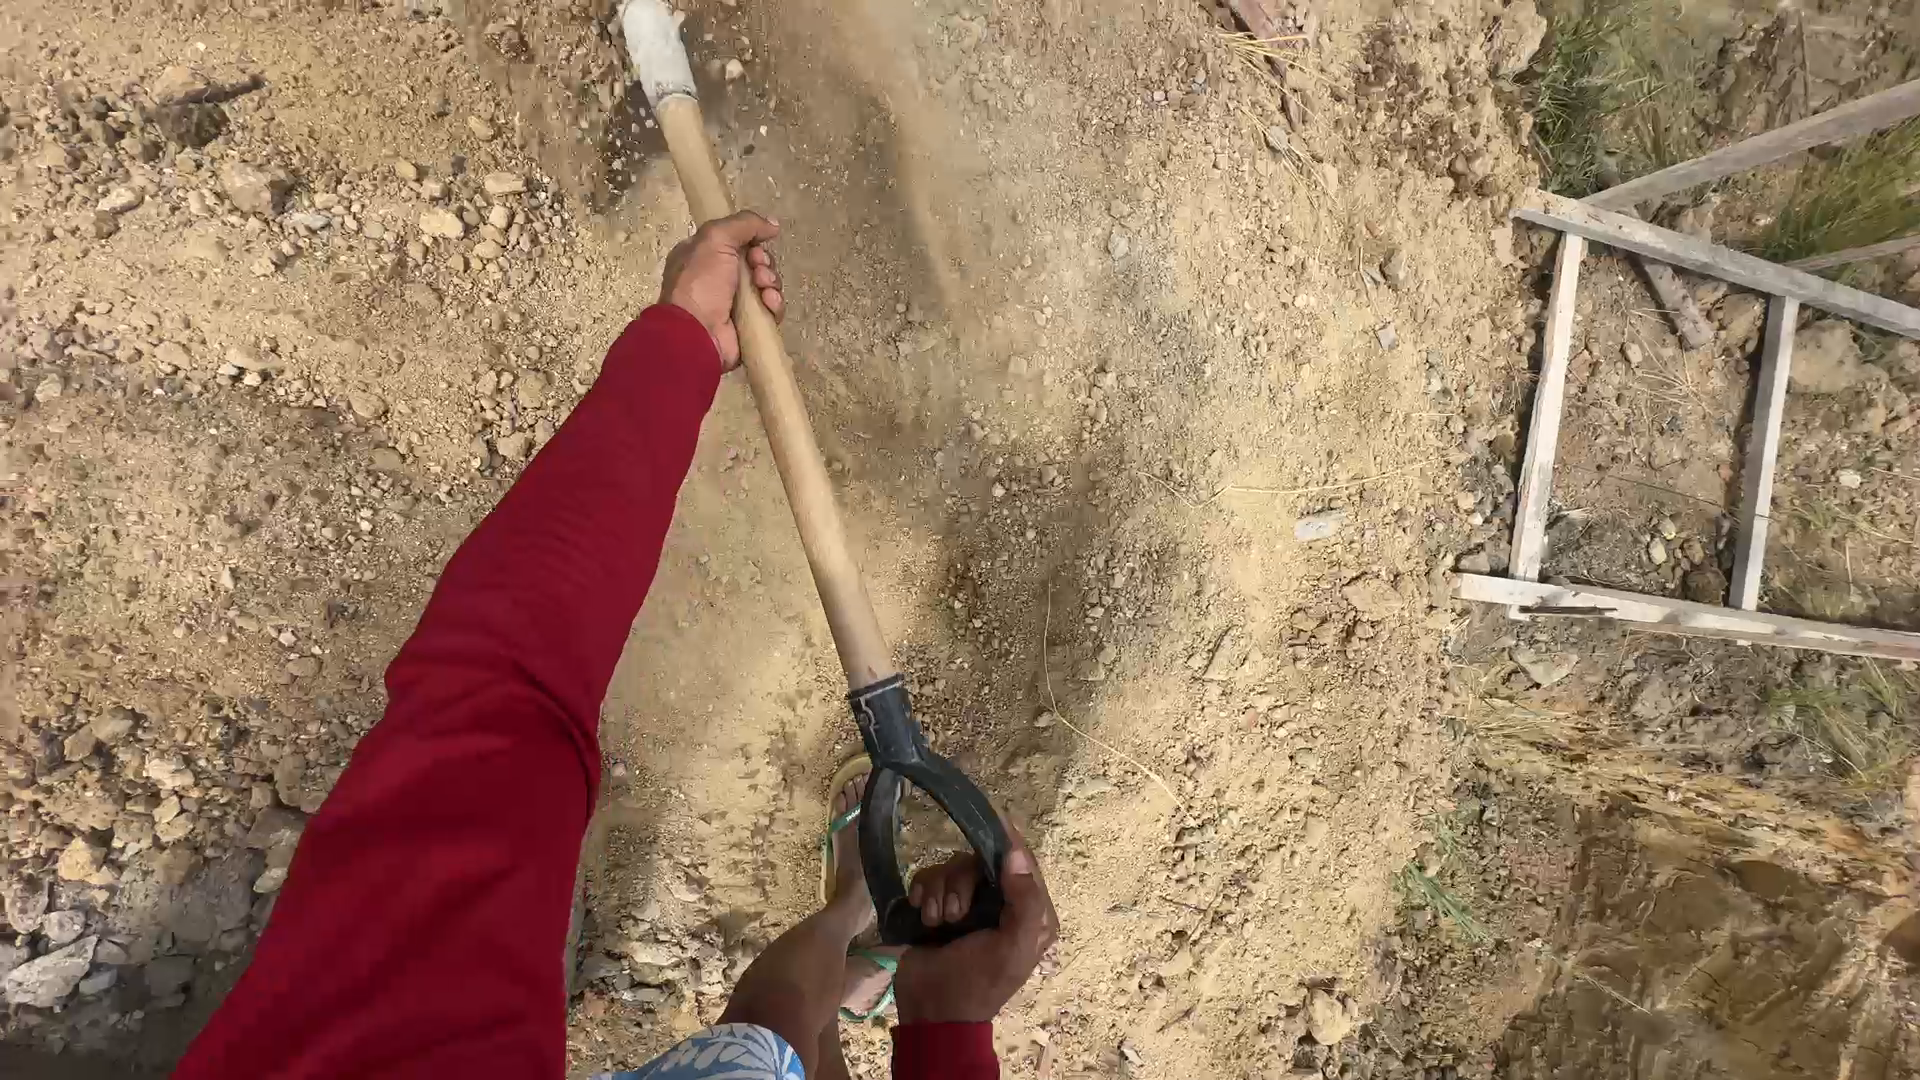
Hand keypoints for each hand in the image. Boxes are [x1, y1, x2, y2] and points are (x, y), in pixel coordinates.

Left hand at [659, 210, 784, 370]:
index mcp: (705, 256)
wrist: (698, 332)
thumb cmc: (701, 282)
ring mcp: (736, 303)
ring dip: (771, 282)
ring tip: (764, 289)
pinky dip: (775, 305)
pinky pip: (772, 310)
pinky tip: (769, 304)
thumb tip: (774, 224)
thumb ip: (744, 224)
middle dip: (763, 263)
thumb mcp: (715, 239)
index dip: (752, 241)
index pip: (737, 242)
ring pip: (767, 285)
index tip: (754, 246)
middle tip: (758, 269)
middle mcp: (720, 278)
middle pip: (756, 263)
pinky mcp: (750, 324)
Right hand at [893, 820, 1057, 1023]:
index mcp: (1029, 910)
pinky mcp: (937, 902)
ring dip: (941, 891)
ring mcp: (967, 900)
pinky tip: (922, 914)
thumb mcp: (1011, 949)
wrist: (931, 1013)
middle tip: (955, 913)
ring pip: (953, 865)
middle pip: (981, 859)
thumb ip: (1024, 902)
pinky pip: (929, 874)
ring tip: (937, 921)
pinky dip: (924, 892)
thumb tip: (1016, 854)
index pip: (1023, 861)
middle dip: (962, 881)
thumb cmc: (978, 984)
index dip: (1008, 840)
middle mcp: (1000, 899)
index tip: (994, 815)